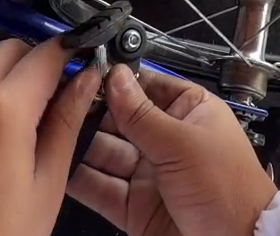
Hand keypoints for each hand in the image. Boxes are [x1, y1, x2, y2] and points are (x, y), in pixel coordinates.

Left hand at [0, 39, 99, 235]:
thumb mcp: (46, 185)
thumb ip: (67, 123)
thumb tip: (87, 77)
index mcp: (6, 111)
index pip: (46, 55)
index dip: (70, 53)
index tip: (83, 63)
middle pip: (10, 48)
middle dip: (37, 59)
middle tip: (52, 92)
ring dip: (1, 66)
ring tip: (16, 102)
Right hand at [66, 65, 277, 235]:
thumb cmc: (226, 185)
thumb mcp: (182, 142)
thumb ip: (142, 115)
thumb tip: (115, 76)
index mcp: (188, 110)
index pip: (146, 87)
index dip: (118, 81)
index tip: (86, 72)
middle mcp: (167, 138)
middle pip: (122, 120)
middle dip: (93, 112)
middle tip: (60, 103)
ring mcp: (150, 174)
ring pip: (108, 153)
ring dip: (83, 144)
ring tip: (53, 132)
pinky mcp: (136, 208)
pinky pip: (104, 189)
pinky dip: (82, 180)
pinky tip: (59, 167)